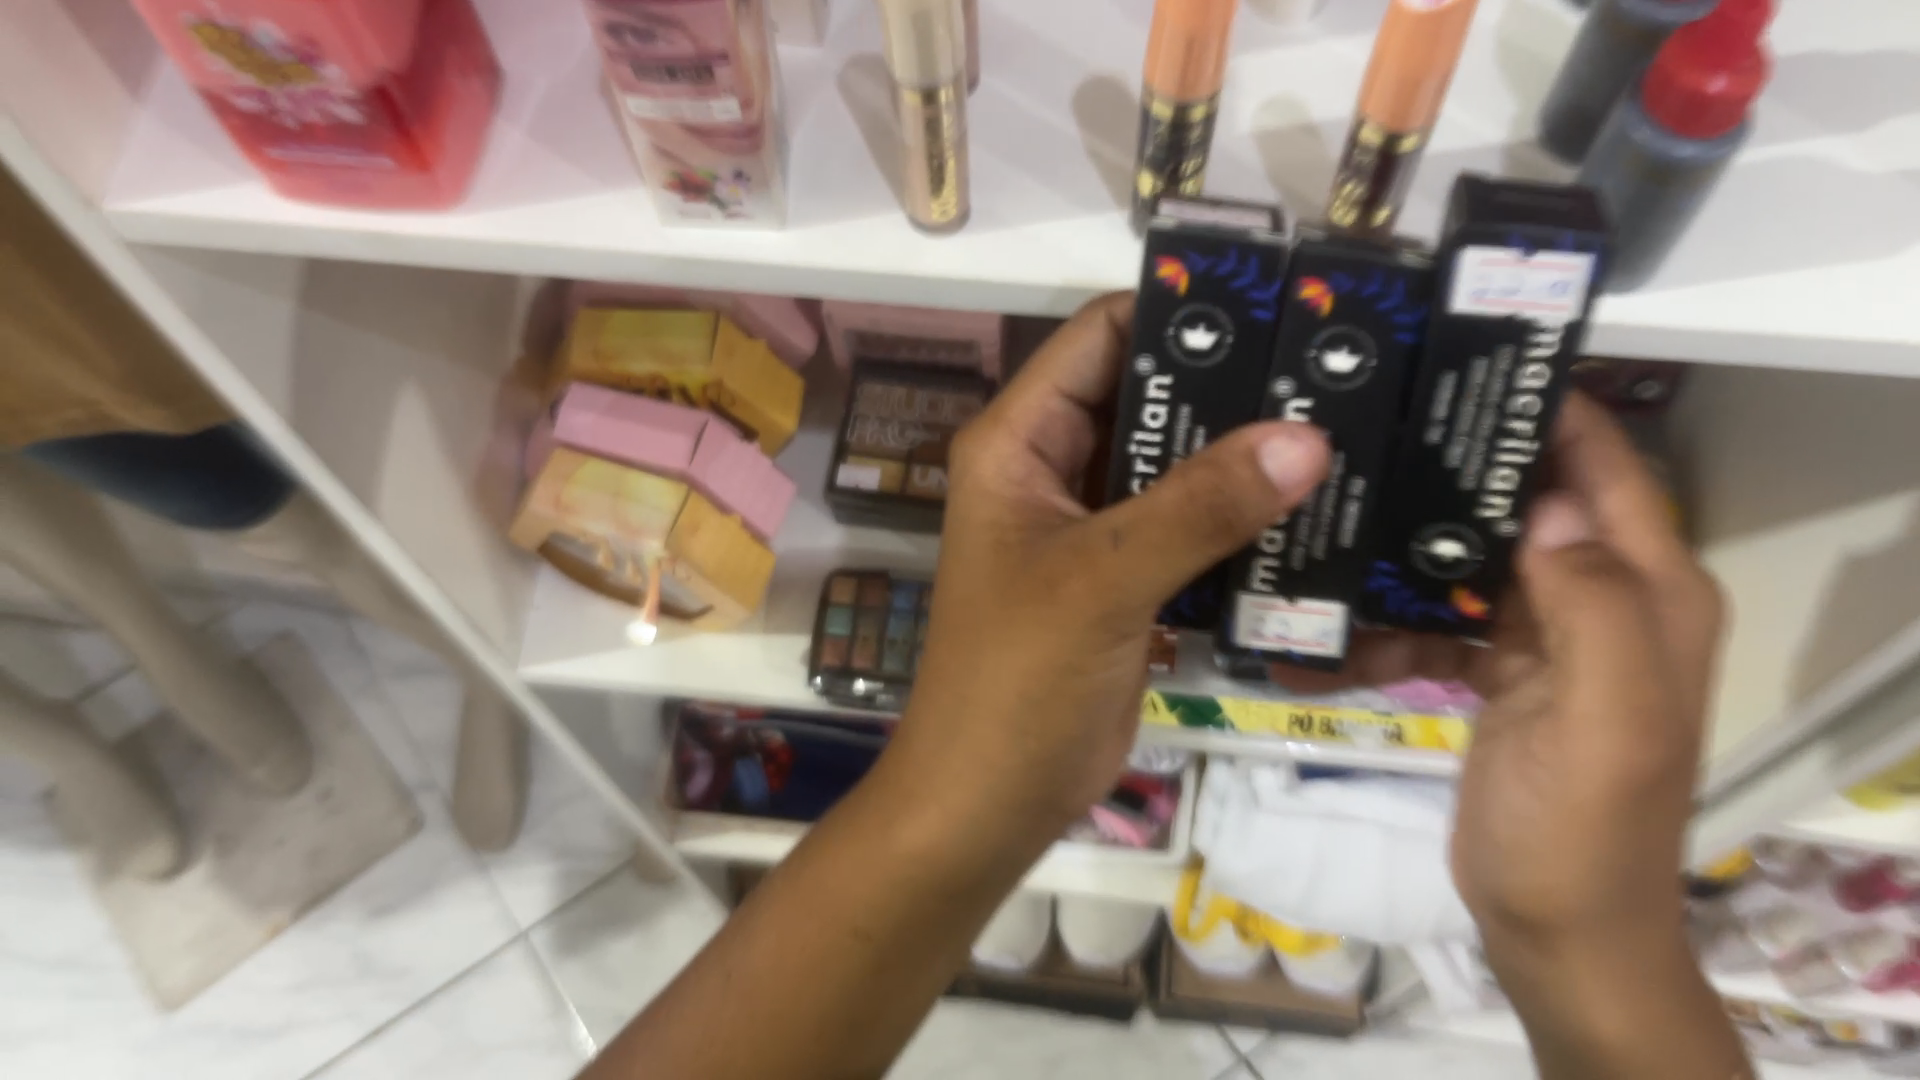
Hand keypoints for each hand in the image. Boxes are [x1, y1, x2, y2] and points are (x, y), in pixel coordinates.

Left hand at [888, 293, 1330, 844]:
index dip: (1178, 309)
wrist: (990, 796)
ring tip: (1348, 423)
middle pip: (1145, 395)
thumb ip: (1198, 507)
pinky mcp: (1124, 577)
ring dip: (1241, 452)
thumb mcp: (1101, 581)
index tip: (1281, 300)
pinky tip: (1316, 507)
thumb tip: (1308, 435)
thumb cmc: (1016, 680)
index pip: (1099, 337)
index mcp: (1018, 442)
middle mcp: (1051, 468)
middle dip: (1228, 383)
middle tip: (1339, 365)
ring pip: (1173, 463)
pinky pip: (1188, 525)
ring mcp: (1090, 525)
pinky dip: (1238, 517)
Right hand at [1274, 394, 1723, 957]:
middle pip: (1524, 508)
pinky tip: (1328, 631)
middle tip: (1372, 435)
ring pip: (1467, 563)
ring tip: (1329, 522)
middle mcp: (1596, 601)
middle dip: (1457, 472)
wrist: (1551, 921)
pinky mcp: (1489, 671)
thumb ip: (1592, 608)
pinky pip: (1434, 622)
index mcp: (1644, 596)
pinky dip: (1387, 623)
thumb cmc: (1581, 824)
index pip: (1608, 476)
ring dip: (1406, 552)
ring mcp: (1538, 638)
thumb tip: (1548, 506)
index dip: (1558, 416)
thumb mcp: (1603, 719)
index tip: (1477, 369)